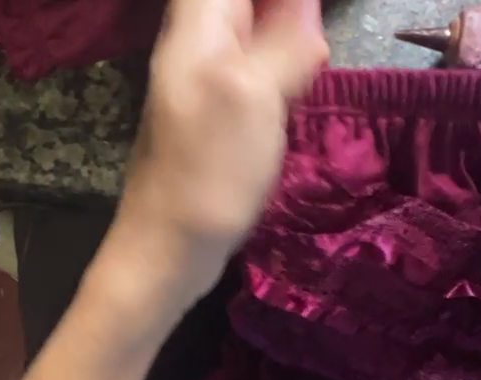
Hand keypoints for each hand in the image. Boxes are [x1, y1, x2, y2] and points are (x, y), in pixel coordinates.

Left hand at [100, 0, 328, 308]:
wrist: (167, 253)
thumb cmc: (209, 176)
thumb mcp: (253, 95)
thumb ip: (283, 43)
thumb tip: (307, 11)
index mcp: (200, 24)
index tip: (312, 18)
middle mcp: (197, 45)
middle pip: (245, 3)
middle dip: (287, 13)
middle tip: (313, 49)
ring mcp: (204, 86)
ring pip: (251, 35)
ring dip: (286, 41)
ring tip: (313, 63)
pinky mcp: (213, 124)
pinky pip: (250, 76)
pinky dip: (277, 76)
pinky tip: (295, 96)